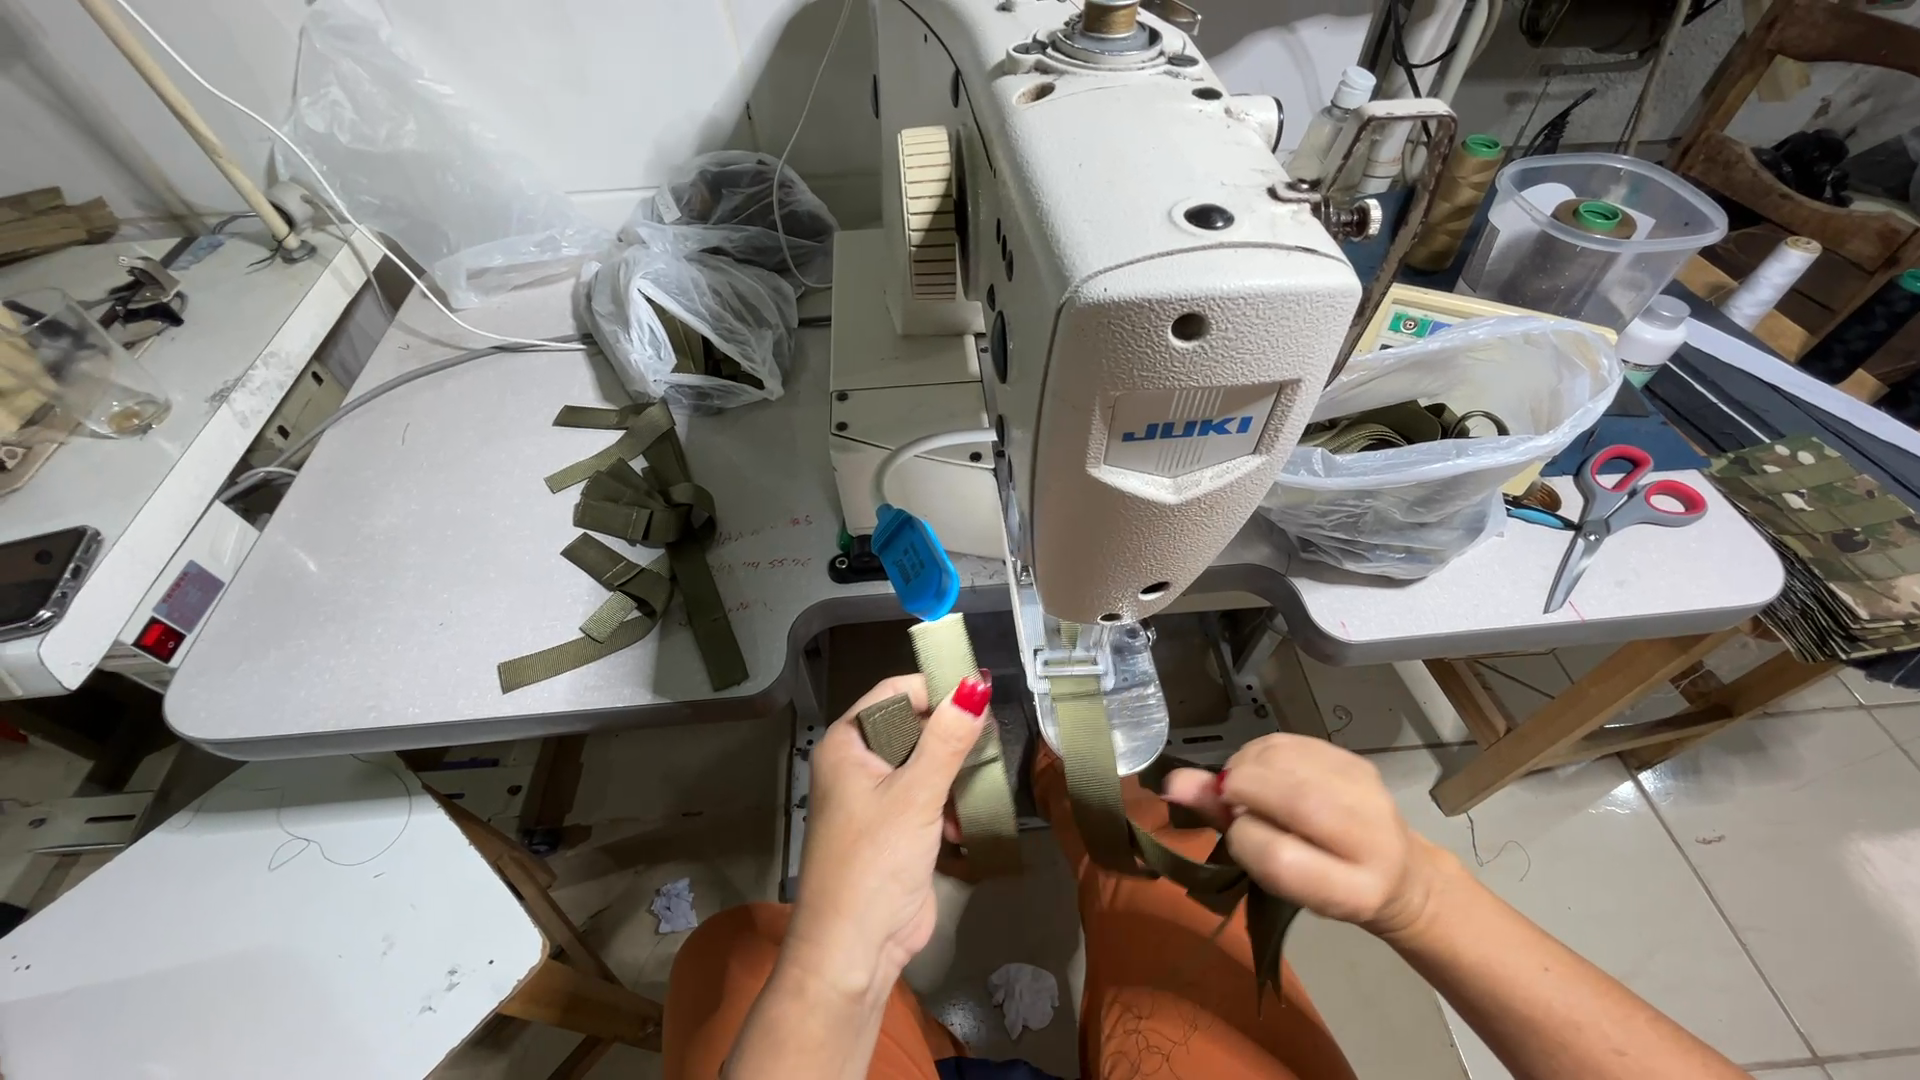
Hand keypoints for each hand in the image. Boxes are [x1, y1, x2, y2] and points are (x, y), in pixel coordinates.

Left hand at [786, 673, 991, 994]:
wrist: (854, 950)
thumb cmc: (875, 861)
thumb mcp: (916, 794)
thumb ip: (948, 739)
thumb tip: (977, 684)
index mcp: (847, 744)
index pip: (893, 693)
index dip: (934, 689)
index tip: (980, 693)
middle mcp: (857, 764)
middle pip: (912, 727)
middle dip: (950, 736)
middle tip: (990, 738)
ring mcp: (875, 797)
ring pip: (924, 764)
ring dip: (953, 776)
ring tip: (982, 782)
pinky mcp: (895, 829)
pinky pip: (928, 798)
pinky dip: (948, 806)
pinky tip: (964, 825)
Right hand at [1162, 734, 1447, 938]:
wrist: (1394, 871)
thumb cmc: (1322, 880)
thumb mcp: (1272, 873)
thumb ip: (1222, 823)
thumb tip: (1172, 783)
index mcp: (1350, 891)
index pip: (1280, 858)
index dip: (1243, 838)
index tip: (1238, 833)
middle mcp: (1370, 841)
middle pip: (1294, 799)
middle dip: (1243, 789)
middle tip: (1232, 798)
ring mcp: (1368, 794)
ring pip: (1289, 762)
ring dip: (1249, 766)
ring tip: (1248, 785)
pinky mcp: (1358, 761)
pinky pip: (1291, 741)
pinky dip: (1262, 752)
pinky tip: (1265, 770)